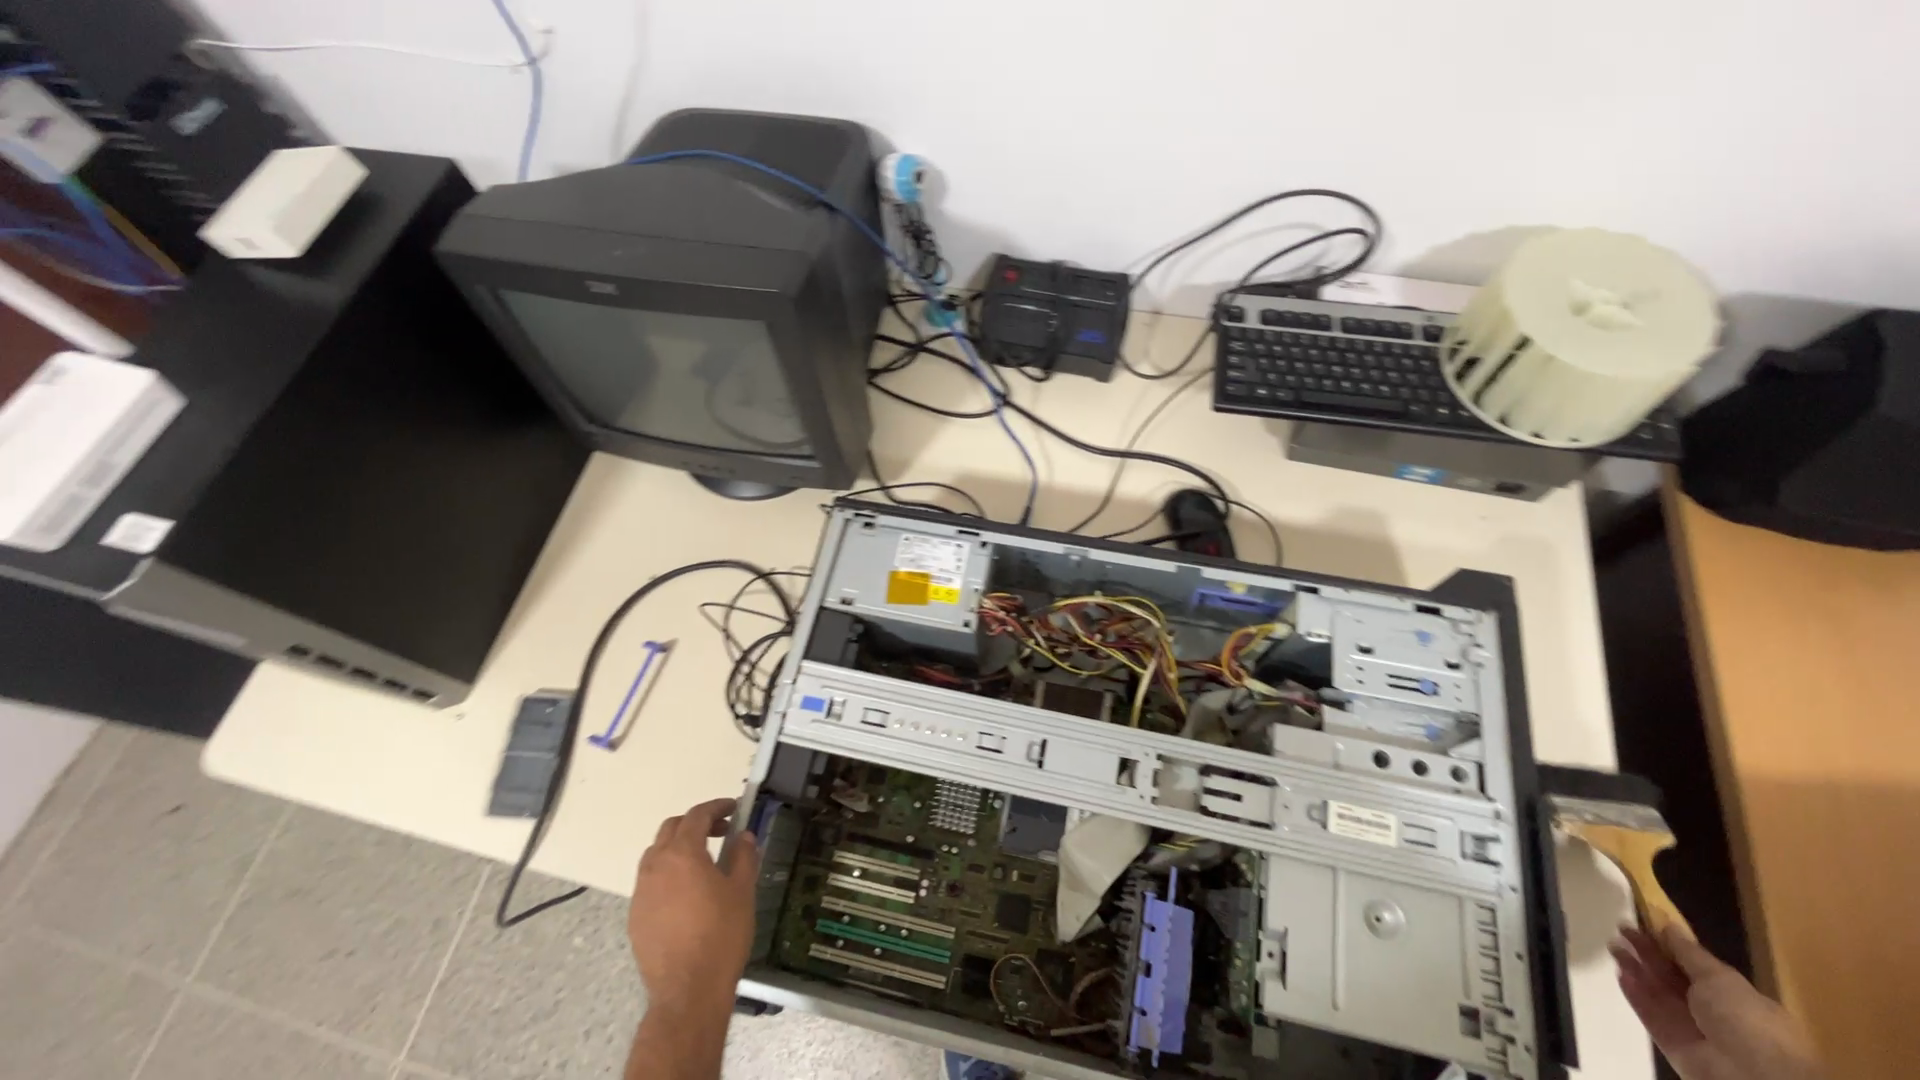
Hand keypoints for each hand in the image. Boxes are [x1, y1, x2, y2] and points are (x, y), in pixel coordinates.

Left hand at [629, 798, 760, 1005]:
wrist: (688, 990)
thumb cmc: (722, 935)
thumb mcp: (742, 891)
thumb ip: (743, 857)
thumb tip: (743, 837)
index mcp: (682, 854)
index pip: (697, 816)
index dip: (716, 807)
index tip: (734, 808)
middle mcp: (655, 866)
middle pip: (671, 829)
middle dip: (696, 823)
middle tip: (721, 832)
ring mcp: (641, 892)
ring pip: (656, 854)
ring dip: (678, 847)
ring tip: (703, 862)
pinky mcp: (635, 916)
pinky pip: (650, 882)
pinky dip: (668, 874)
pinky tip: (687, 895)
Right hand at [1611, 924, 1822, 1079]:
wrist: (1748, 1073)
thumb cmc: (1744, 1018)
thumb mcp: (1720, 978)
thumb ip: (1689, 952)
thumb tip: (1668, 925)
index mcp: (1732, 995)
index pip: (1693, 965)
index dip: (1668, 944)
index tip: (1644, 923)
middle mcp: (1710, 1009)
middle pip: (1671, 976)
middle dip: (1647, 952)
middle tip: (1621, 929)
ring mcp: (1689, 1026)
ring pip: (1656, 992)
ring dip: (1635, 968)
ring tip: (1612, 945)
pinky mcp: (1669, 1040)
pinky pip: (1649, 1013)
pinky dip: (1634, 994)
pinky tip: (1619, 974)